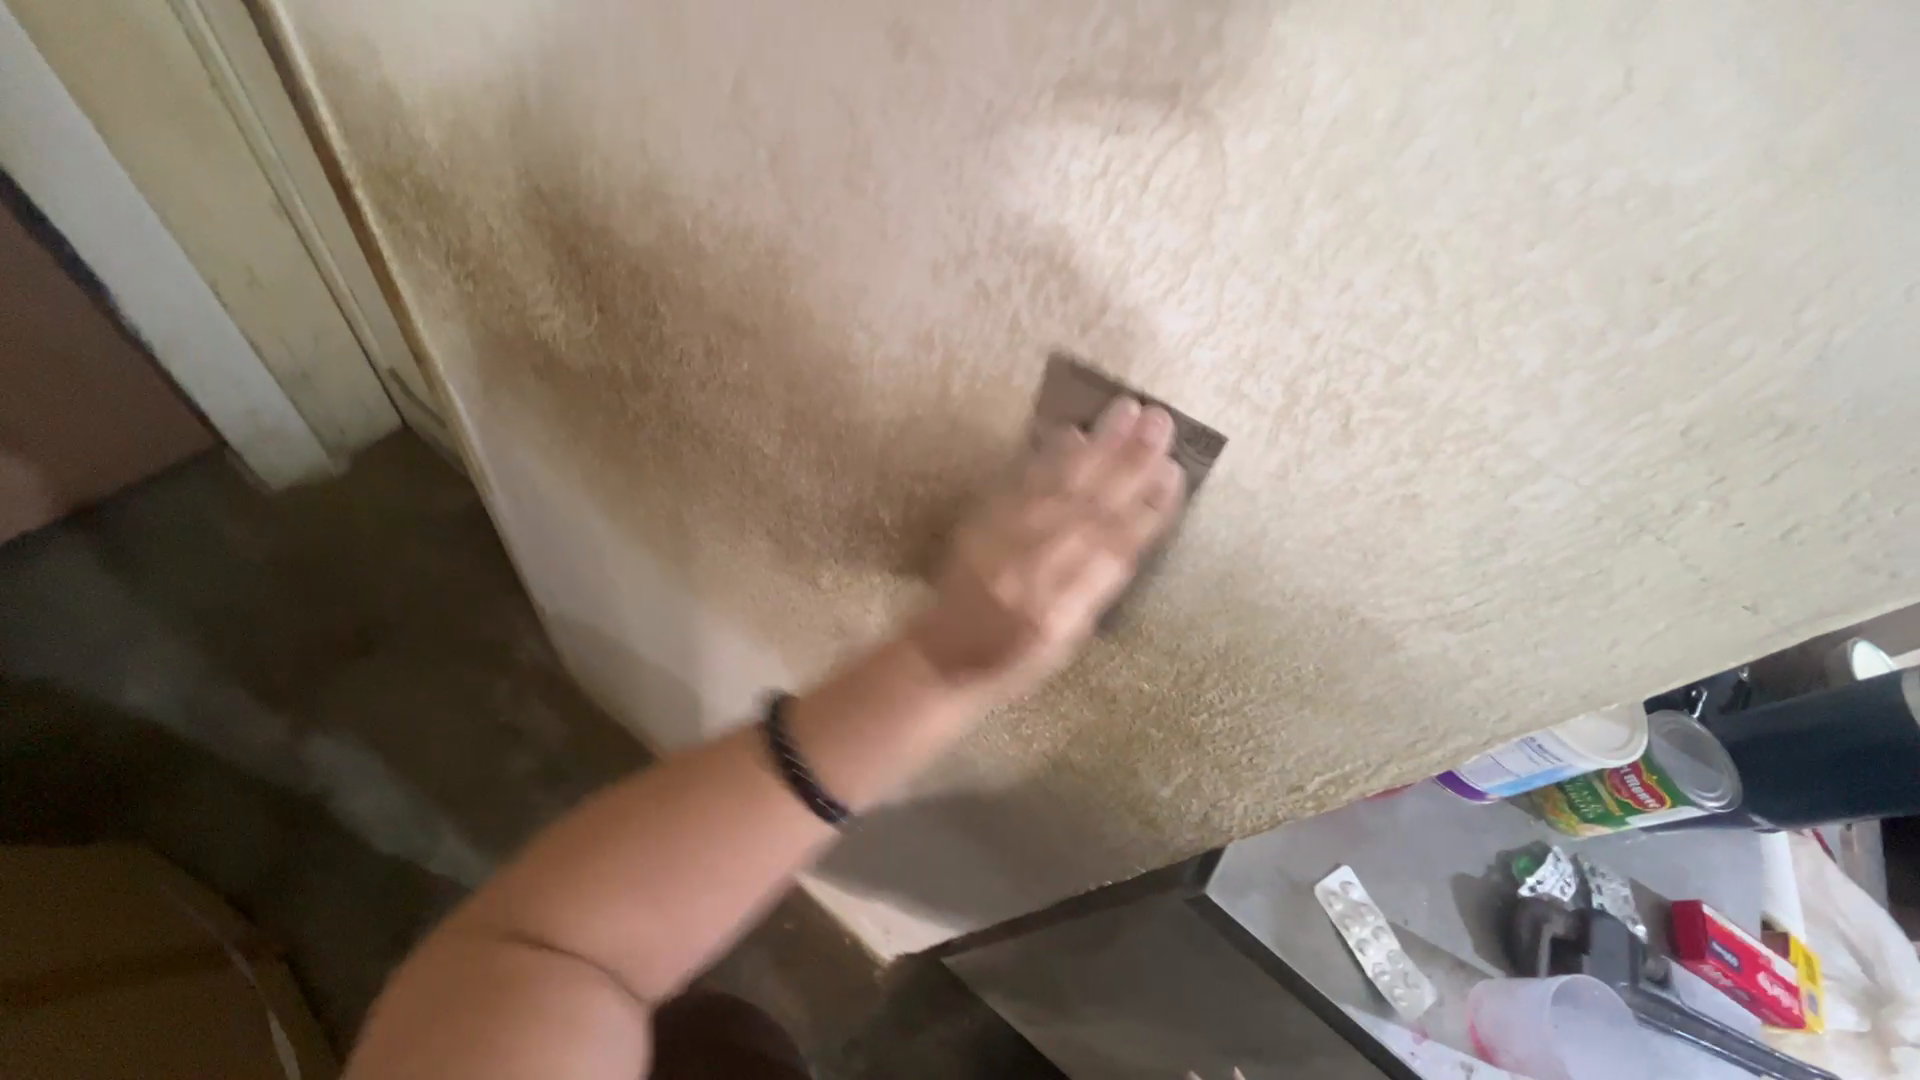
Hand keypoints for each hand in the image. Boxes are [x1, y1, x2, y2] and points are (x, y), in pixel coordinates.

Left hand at [907, 397, 1187, 701]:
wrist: (944, 658)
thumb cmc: (1014, 660)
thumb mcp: (1067, 642)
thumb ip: (1095, 589)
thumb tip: (1127, 537)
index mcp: (1061, 610)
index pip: (1114, 550)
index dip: (1147, 510)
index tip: (1173, 472)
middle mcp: (1033, 574)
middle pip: (1090, 508)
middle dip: (1129, 461)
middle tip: (1159, 421)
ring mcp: (1002, 547)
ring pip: (1057, 489)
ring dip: (1095, 447)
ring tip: (1126, 411)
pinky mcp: (980, 529)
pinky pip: (1018, 487)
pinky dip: (1047, 458)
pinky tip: (1072, 433)